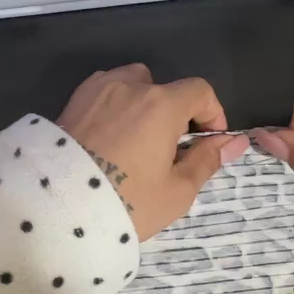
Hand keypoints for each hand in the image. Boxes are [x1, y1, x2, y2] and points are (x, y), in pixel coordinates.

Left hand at [57, 64, 248, 240]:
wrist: (57, 209)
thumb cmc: (126, 201)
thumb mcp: (176, 190)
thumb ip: (207, 160)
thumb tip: (235, 142)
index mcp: (162, 104)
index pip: (200, 90)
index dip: (212, 113)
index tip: (207, 141)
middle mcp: (131, 86)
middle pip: (166, 87)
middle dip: (175, 114)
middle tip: (169, 152)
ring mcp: (98, 89)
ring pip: (133, 83)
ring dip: (143, 104)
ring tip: (137, 141)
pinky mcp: (73, 100)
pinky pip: (105, 91)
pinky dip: (115, 105)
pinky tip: (109, 137)